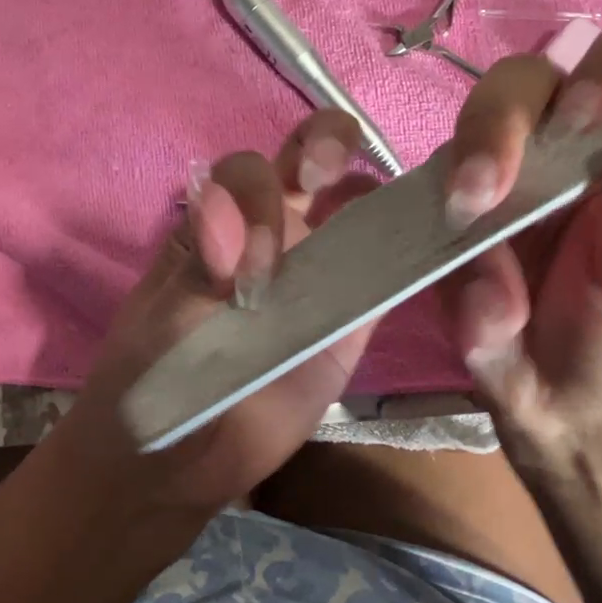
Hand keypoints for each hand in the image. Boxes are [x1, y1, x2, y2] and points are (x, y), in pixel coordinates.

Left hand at [51, 110, 379, 514]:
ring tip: (414, 199)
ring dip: (389, 190)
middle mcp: (271, 229)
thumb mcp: (166, 323)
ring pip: (360, 204)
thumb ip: (197, 268)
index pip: (248, 170)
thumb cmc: (154, 378)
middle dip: (326, 143)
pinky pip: (391, 273)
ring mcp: (317, 269)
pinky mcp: (353, 318)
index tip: (249, 270)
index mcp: (218, 223)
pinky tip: (447, 245)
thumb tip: (221, 207)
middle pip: (310, 156)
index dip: (257, 197)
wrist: (175, 458)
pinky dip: (419, 253)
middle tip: (321, 176)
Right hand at [436, 0, 601, 468]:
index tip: (591, 114)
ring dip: (465, 158)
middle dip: (501, 119)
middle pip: (528, 77)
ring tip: (466, 218)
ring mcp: (504, 178)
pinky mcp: (449, 214)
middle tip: (491, 186)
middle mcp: (571, 150)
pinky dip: (425, 207)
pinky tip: (441, 246)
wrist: (570, 427)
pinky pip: (423, 182)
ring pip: (469, 120)